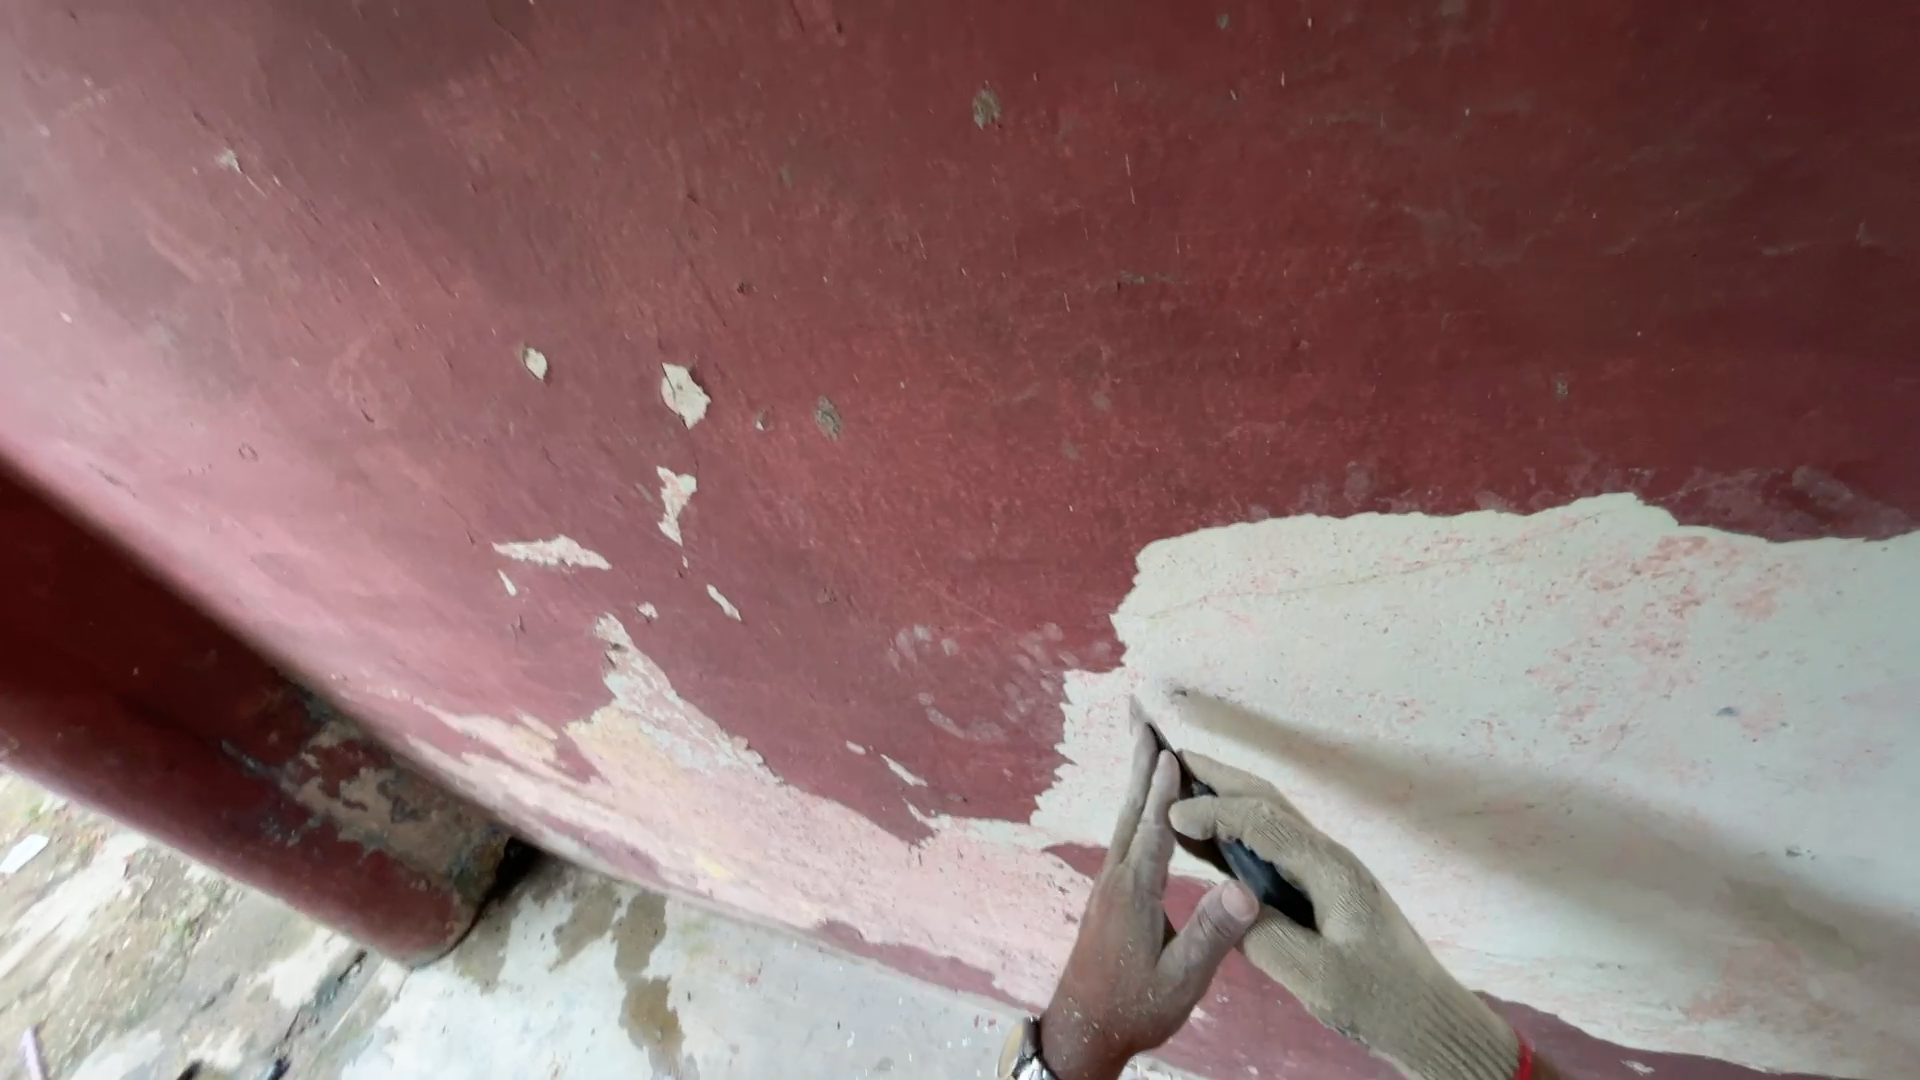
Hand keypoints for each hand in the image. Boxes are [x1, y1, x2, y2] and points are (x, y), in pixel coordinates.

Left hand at [1040, 722, 1260, 1079]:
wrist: (1085, 1025)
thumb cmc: (1135, 1006)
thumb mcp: (1181, 981)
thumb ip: (1211, 936)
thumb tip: (1244, 891)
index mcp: (1135, 891)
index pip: (1153, 830)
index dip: (1163, 790)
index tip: (1170, 750)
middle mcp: (1117, 874)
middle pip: (1130, 806)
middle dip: (1139, 760)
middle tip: (1140, 716)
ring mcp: (1110, 879)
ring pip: (1126, 815)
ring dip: (1136, 775)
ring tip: (1144, 739)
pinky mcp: (1111, 887)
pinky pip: (1127, 831)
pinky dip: (1137, 802)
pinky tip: (1145, 800)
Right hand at [1169, 753, 1523, 1079]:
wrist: (1433, 1023)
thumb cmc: (1381, 1002)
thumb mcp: (1317, 980)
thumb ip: (1263, 937)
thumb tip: (1221, 901)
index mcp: (1327, 867)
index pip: (1259, 821)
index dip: (1212, 811)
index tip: (1169, 814)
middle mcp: (1324, 853)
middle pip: (1264, 798)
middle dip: (1216, 775)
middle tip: (1170, 758)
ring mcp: (1323, 865)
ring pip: (1267, 813)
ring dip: (1224, 793)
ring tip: (1179, 782)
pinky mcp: (1318, 882)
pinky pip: (1269, 840)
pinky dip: (1234, 825)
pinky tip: (1207, 833)